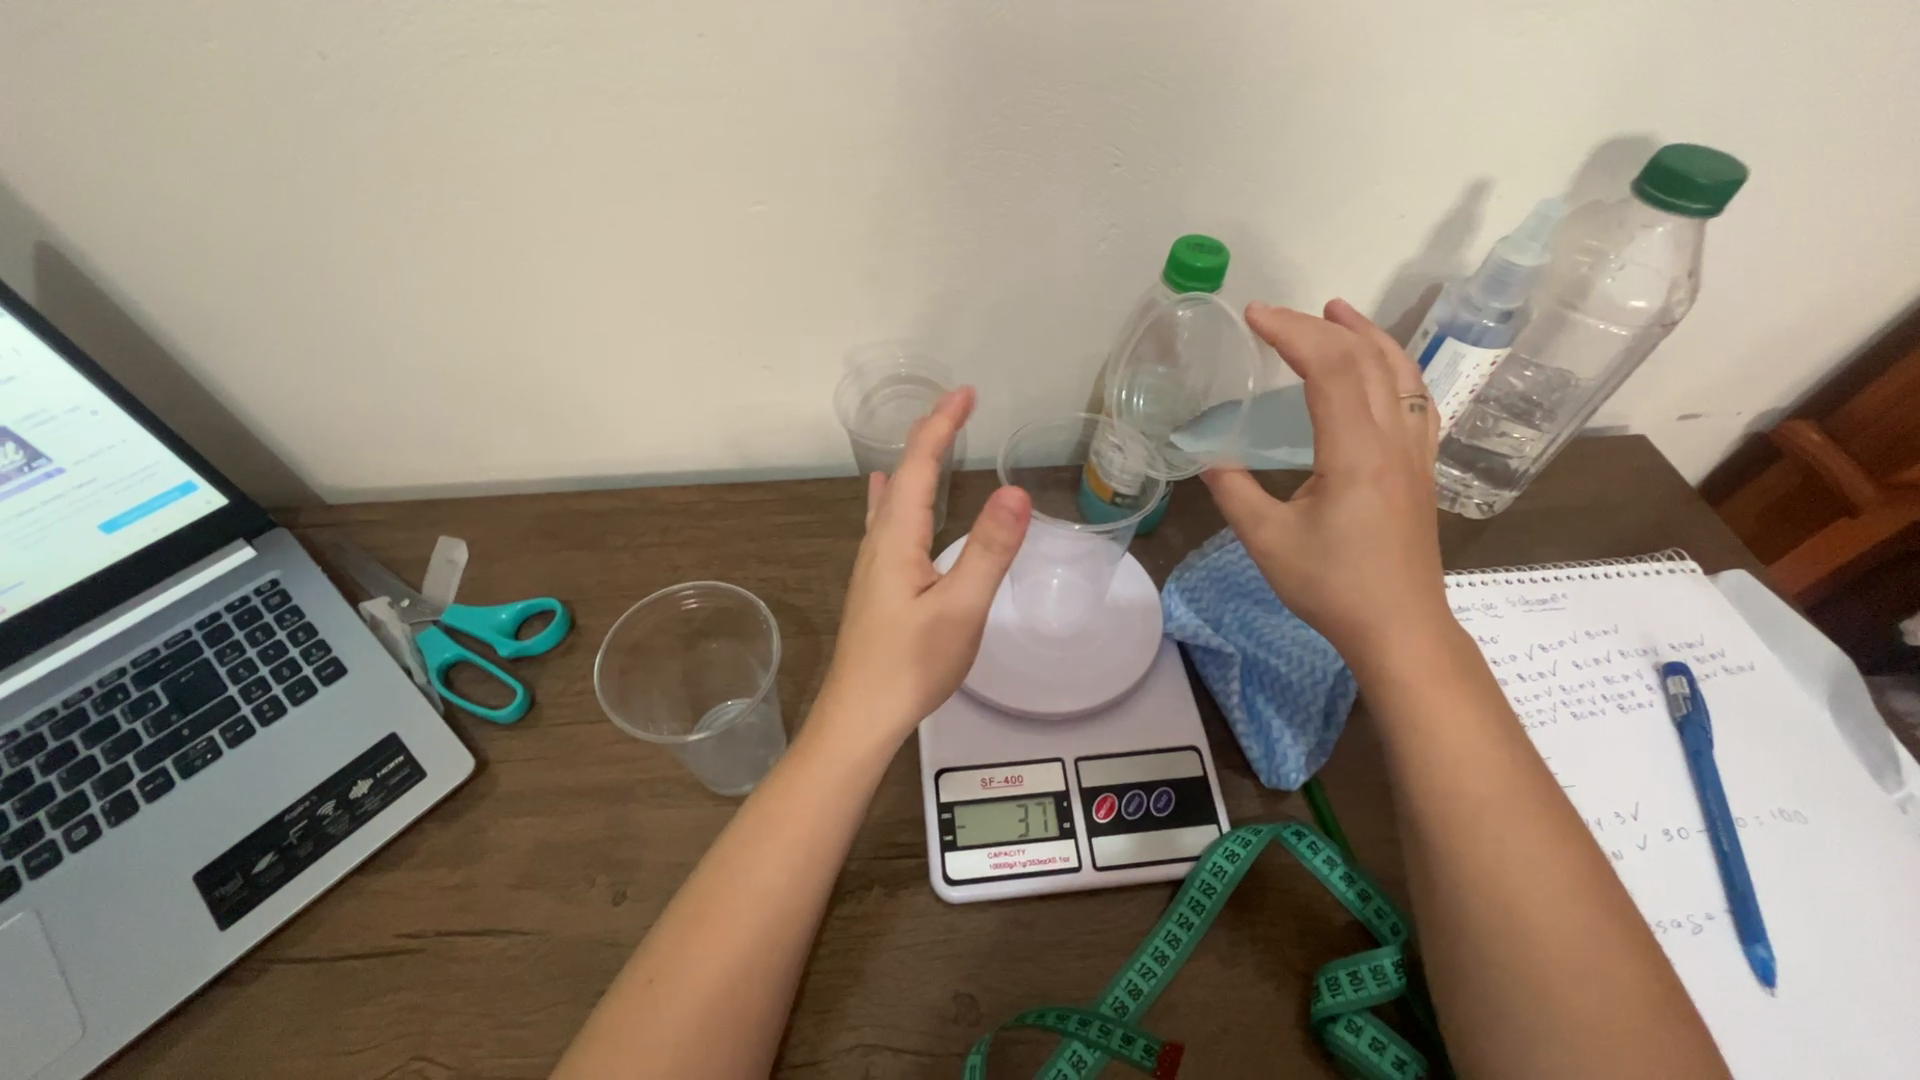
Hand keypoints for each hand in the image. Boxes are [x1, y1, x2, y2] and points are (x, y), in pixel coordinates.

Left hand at [813, 388, 1032, 744]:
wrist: (860, 717)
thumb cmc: (911, 665)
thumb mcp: (961, 608)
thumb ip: (988, 550)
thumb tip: (1015, 490)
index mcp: (897, 538)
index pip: (920, 465)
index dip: (942, 425)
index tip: (966, 392)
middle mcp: (879, 542)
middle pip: (903, 474)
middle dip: (931, 435)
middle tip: (960, 408)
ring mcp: (873, 565)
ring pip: (893, 498)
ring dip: (915, 463)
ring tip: (931, 439)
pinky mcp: (877, 586)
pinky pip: (888, 522)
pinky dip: (900, 495)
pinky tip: (889, 498)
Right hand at [1202, 299, 1448, 669]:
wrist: (1398, 627)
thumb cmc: (1332, 586)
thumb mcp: (1266, 540)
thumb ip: (1234, 492)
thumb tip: (1207, 460)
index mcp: (1355, 451)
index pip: (1329, 368)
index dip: (1291, 333)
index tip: (1254, 316)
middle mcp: (1393, 440)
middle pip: (1366, 360)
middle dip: (1321, 327)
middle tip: (1280, 315)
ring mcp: (1415, 453)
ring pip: (1402, 373)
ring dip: (1368, 335)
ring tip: (1338, 312)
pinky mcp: (1421, 469)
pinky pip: (1417, 401)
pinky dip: (1396, 368)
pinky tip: (1381, 369)